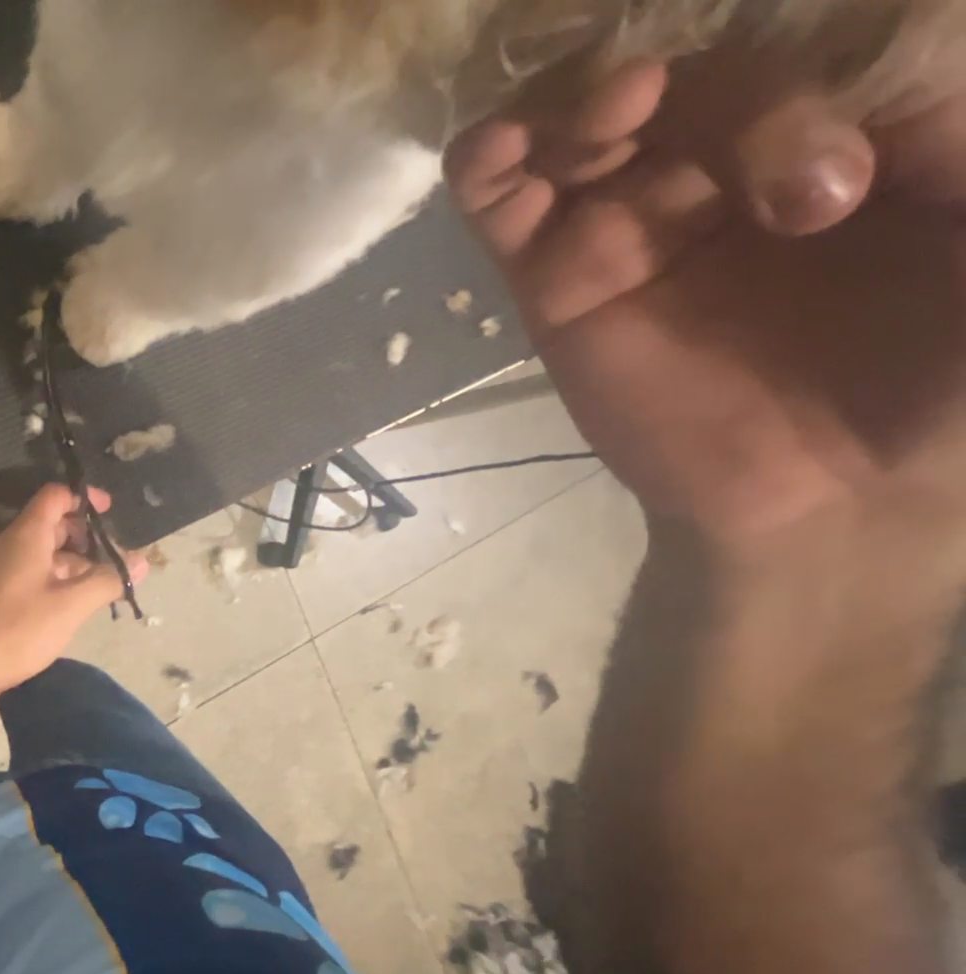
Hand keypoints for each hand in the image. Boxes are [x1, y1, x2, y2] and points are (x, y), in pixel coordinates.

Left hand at [0, 484, 148, 720]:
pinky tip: (68, 607)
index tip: (111, 513)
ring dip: (70, 563)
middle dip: (84, 536)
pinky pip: (27, 573)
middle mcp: (7, 544)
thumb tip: (140, 561)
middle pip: (49, 524)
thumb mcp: (70, 607)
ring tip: (99, 589)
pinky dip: (52, 580)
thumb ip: (107, 581)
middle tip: (113, 560)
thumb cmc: (16, 632)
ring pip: (40, 553)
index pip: (55, 496)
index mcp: (24, 536)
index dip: (84, 498)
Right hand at [446, 51, 965, 584]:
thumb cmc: (943, 377)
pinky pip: (498, 203)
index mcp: (831, 140)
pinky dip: (481, 164)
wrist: (831, 500)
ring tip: (610, 118)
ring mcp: (623, 225)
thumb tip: (868, 80)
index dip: (804, 76)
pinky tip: (491, 146)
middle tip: (785, 194)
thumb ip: (945, 135)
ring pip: (577, 120)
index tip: (846, 181)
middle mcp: (717, 171)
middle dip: (719, 100)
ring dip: (577, 98)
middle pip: (685, 78)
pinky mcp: (549, 280)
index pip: (795, 47)